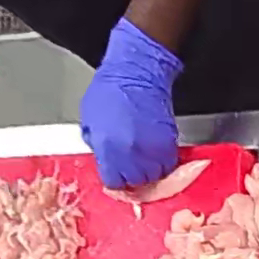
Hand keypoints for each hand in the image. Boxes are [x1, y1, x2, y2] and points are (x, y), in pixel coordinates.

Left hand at [81, 18, 182, 188]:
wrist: (137, 74)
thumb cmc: (111, 91)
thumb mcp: (90, 120)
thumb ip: (98, 146)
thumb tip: (107, 162)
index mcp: (107, 149)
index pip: (114, 183)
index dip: (116, 179)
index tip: (119, 175)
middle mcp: (130, 156)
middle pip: (137, 183)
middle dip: (134, 177)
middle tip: (133, 165)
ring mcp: (151, 152)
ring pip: (155, 178)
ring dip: (151, 171)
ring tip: (145, 157)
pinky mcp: (168, 147)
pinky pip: (168, 166)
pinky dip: (164, 162)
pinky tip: (156, 150)